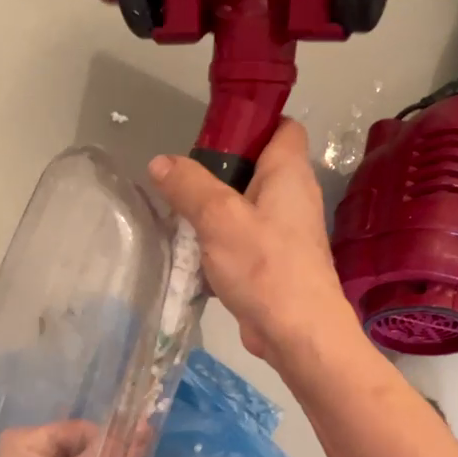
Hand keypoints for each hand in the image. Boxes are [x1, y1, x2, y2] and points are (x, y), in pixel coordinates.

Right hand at [148, 120, 362, 364]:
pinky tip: (196, 259)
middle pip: (256, 170)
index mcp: (290, 172)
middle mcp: (294, 198)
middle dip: (220, 174)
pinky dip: (221, 249)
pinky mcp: (275, 268)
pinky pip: (244, 246)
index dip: (251, 123)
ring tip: (182, 220)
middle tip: (185, 183)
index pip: (281, 127)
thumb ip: (189, 187)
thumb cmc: (265, 267)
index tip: (213, 136)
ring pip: (246, 212)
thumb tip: (160, 163)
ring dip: (216, 216)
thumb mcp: (218, 218)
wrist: (297, 333)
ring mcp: (286, 236)